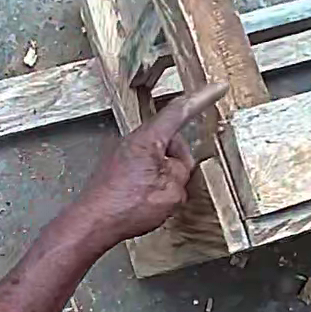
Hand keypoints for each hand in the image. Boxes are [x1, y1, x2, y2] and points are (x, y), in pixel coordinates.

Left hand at [67, 82, 227, 245]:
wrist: (92, 223)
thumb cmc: (126, 207)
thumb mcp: (171, 191)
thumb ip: (181, 172)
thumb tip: (176, 168)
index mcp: (148, 138)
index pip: (180, 112)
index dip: (203, 99)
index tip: (218, 88)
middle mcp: (132, 140)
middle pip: (170, 141)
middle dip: (179, 162)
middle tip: (175, 187)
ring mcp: (121, 154)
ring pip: (157, 159)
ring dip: (163, 177)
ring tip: (153, 200)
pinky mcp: (114, 169)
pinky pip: (142, 170)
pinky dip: (149, 184)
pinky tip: (142, 203)